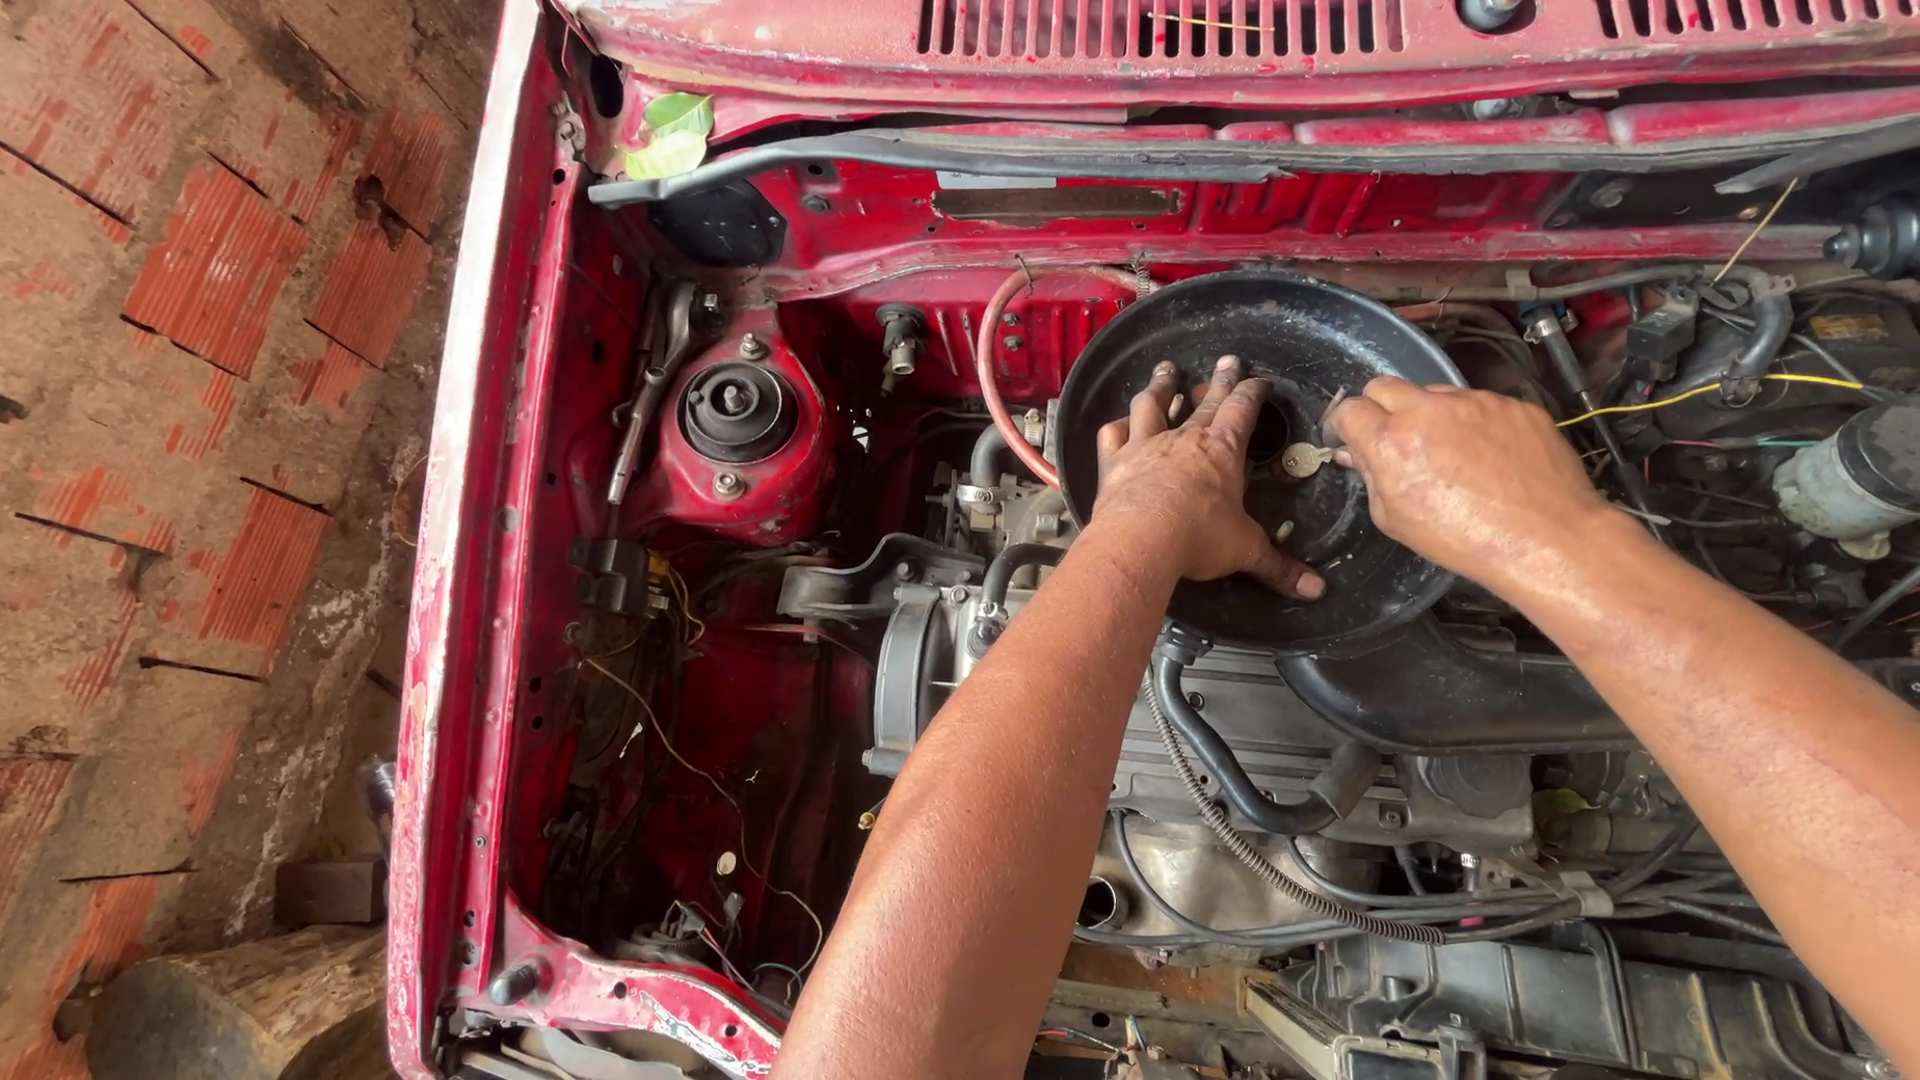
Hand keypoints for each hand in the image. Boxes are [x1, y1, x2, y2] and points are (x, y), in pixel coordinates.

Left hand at [1093, 356, 1323, 598]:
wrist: (1141, 540)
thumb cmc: (1198, 539)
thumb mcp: (1245, 551)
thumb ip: (1278, 566)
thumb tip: (1316, 590)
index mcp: (1221, 451)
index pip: (1242, 411)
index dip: (1251, 393)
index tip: (1257, 380)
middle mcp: (1183, 439)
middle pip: (1203, 400)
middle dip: (1218, 379)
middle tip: (1226, 359)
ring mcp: (1145, 446)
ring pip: (1151, 405)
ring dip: (1160, 386)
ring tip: (1165, 370)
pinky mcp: (1114, 462)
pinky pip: (1111, 434)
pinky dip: (1115, 426)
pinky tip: (1118, 423)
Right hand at [1324, 376, 1617, 591]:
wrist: (1545, 538)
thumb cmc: (1460, 538)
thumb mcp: (1393, 518)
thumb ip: (1369, 476)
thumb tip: (1356, 453)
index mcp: (1390, 441)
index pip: (1349, 409)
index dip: (1344, 425)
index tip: (1350, 437)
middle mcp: (1429, 411)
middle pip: (1384, 385)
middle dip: (1379, 407)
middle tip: (1391, 436)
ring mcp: (1475, 402)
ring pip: (1433, 392)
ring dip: (1427, 413)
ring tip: (1446, 449)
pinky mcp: (1513, 404)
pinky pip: (1478, 403)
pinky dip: (1470, 421)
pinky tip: (1484, 453)